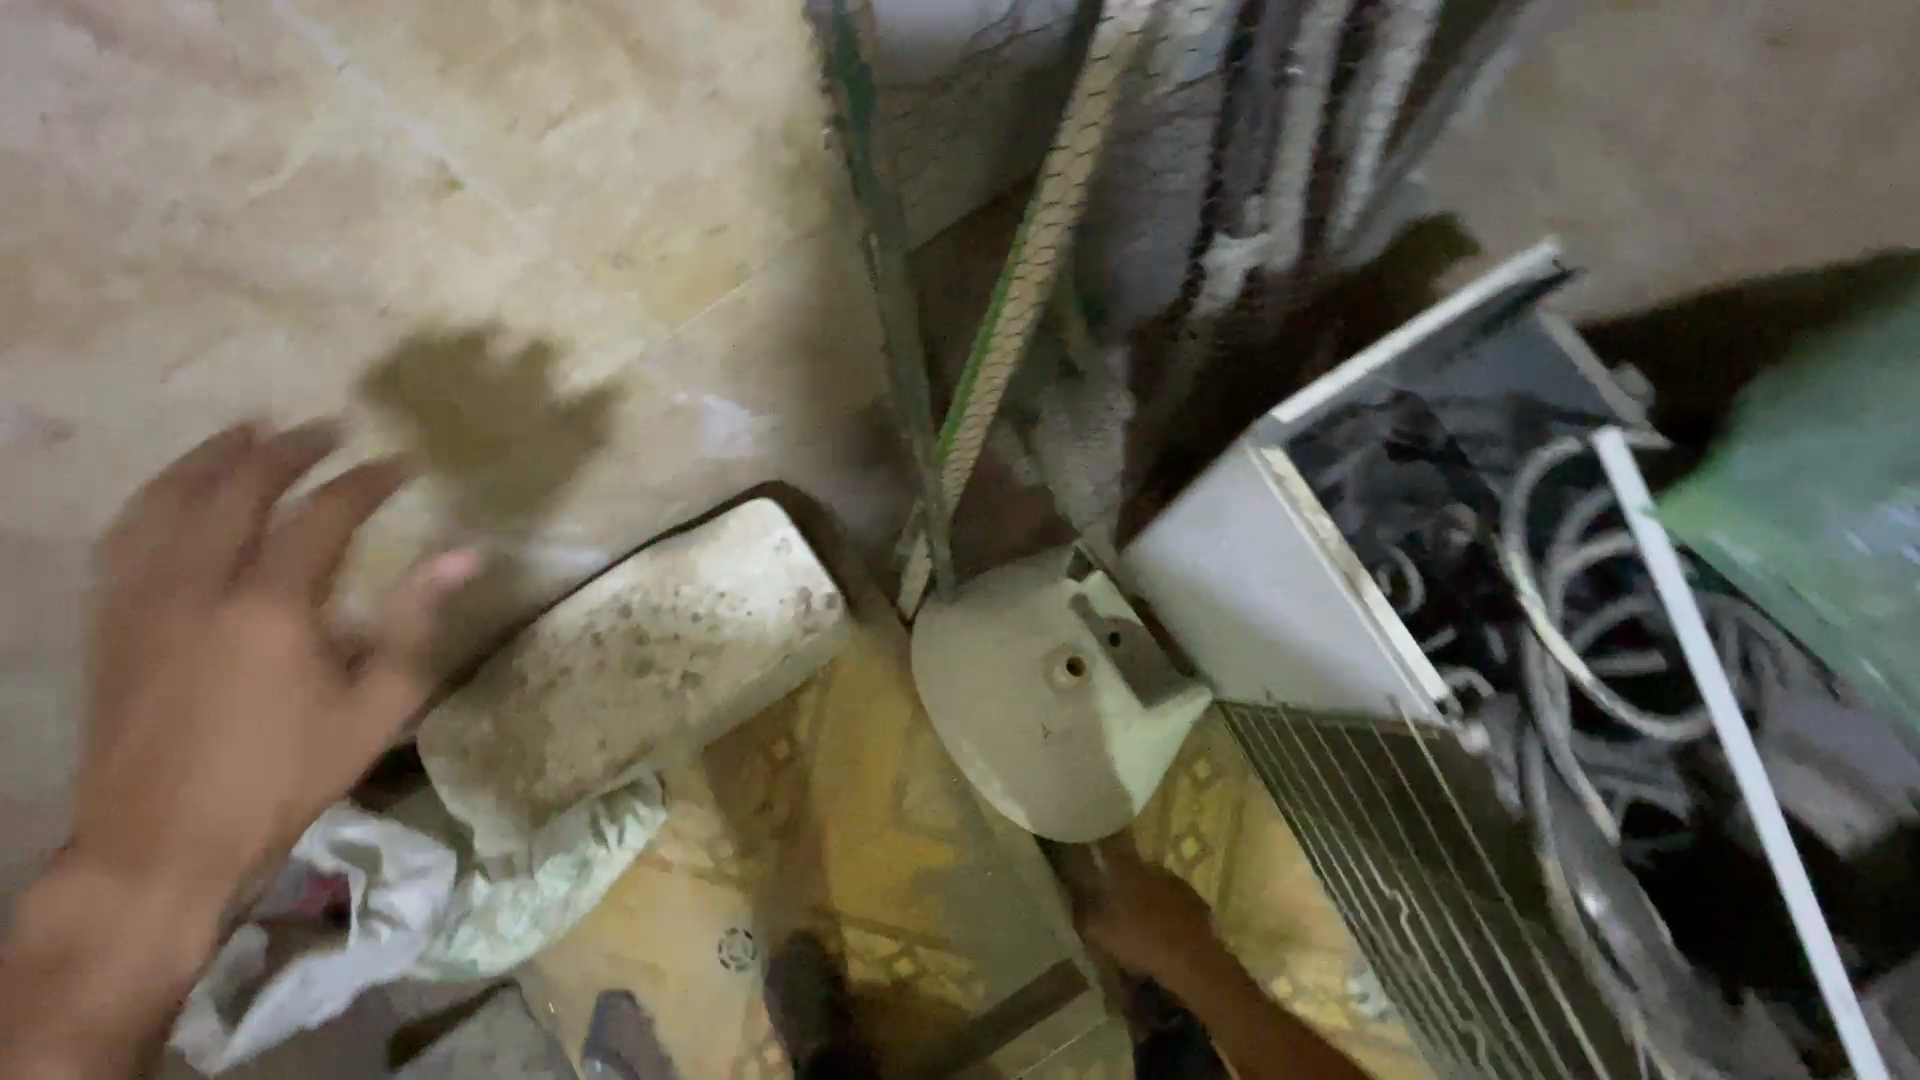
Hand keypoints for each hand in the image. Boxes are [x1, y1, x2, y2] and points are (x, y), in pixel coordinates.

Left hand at [72, 420, 477, 912]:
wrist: (164, 840)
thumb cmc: (289, 773)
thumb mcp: (380, 703)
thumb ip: (418, 620)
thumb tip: (465, 554)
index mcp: (271, 606)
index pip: (323, 514)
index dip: (367, 481)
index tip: (402, 464)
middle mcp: (196, 586)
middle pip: (237, 488)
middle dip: (288, 449)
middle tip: (329, 427)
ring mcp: (140, 601)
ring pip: (166, 500)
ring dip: (212, 457)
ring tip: (248, 430)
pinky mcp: (108, 622)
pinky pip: (124, 537)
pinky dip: (157, 498)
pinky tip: (177, 492)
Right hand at [1076, 837, 1220, 983]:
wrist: (1191, 961)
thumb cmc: (1139, 940)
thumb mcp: (1100, 932)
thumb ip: (1084, 914)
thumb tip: (1072, 901)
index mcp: (1128, 871)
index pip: (1111, 850)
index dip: (1103, 853)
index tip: (1097, 858)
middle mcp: (1154, 869)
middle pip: (1137, 870)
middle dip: (1129, 882)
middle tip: (1120, 903)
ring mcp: (1179, 886)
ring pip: (1159, 886)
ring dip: (1152, 898)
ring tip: (1146, 922)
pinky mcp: (1199, 905)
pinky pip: (1180, 905)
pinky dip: (1173, 915)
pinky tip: (1169, 934)